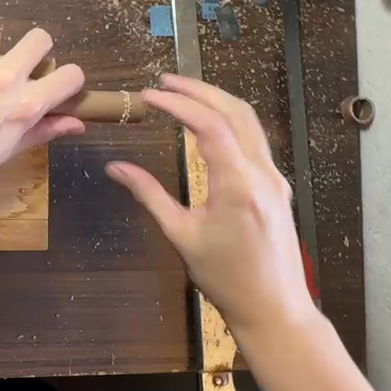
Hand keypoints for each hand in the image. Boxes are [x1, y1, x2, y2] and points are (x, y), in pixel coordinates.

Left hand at [0, 26, 85, 195]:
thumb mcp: (1, 152)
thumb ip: (40, 132)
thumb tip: (75, 124)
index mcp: (23, 104)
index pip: (70, 76)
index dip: (66, 80)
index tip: (54, 86)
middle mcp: (3, 74)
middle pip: (39, 39)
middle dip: (33, 50)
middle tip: (14, 68)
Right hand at [106, 76, 314, 344]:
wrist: (275, 308)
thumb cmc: (224, 277)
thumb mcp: (181, 235)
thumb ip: (149, 195)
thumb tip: (115, 168)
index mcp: (237, 184)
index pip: (209, 125)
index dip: (178, 104)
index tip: (149, 95)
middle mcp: (261, 173)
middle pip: (235, 112)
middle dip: (199, 91)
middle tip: (164, 82)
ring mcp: (273, 177)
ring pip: (250, 122)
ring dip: (216, 101)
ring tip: (183, 93)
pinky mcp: (276, 185)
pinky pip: (254, 139)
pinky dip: (228, 120)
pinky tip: (206, 123)